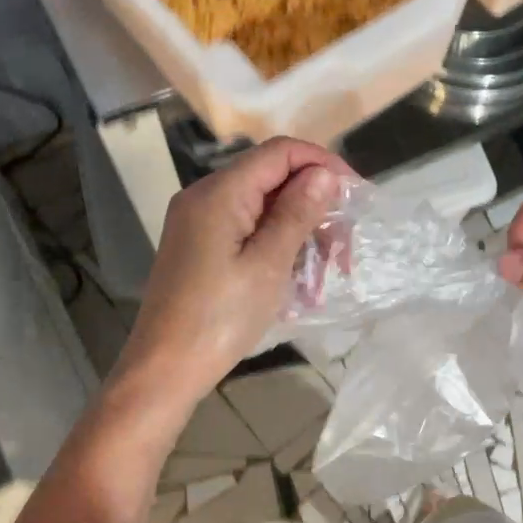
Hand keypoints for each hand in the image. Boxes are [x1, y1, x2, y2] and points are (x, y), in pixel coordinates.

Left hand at [118, 137, 351, 402]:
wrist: (165, 370)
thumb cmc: (220, 318)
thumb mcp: (268, 265)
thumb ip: (296, 214)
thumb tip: (323, 173)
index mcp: (219, 193)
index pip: (280, 152)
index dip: (323, 164)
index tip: (357, 197)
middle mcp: (205, 197)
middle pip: (274, 179)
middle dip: (316, 207)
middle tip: (345, 251)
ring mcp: (201, 224)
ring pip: (266, 208)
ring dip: (302, 235)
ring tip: (326, 277)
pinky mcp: (202, 248)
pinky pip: (250, 232)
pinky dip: (280, 249)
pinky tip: (299, 285)